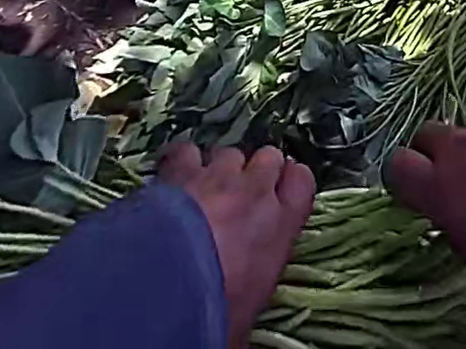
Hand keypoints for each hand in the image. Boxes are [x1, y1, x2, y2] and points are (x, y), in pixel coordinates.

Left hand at [160, 144, 315, 347]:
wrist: (163, 294)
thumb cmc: (216, 313)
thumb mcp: (250, 306)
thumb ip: (259, 273)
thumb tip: (248, 292)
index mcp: (279, 225)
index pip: (302, 181)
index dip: (290, 183)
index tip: (279, 196)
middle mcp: (254, 191)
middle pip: (268, 158)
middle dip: (257, 172)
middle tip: (241, 198)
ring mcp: (217, 176)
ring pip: (230, 153)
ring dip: (221, 168)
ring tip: (206, 192)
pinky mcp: (181, 171)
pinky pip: (188, 152)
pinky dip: (183, 162)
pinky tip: (176, 178)